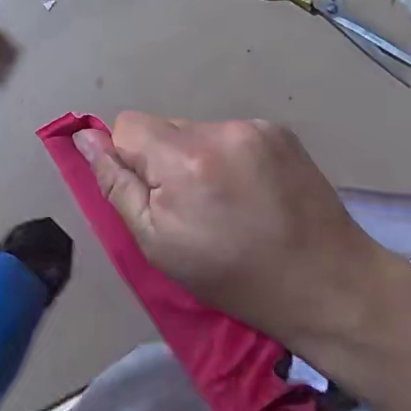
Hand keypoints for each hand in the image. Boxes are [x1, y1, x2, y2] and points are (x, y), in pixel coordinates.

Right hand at [74, 113, 410, 345]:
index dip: (128, 159)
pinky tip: (249, 191)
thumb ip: (115, 184)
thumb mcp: (156, 243)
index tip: (153, 197)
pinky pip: (229, 134)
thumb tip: (84, 137)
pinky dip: (226, 157)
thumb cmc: (231, 276)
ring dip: (194, 158)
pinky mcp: (280, 132)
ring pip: (195, 130)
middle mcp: (219, 129)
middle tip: (189, 207)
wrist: (327, 285)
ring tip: (224, 202)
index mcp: (184, 158)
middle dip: (161, 159)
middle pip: (162, 126)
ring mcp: (255, 126)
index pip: (127, 125)